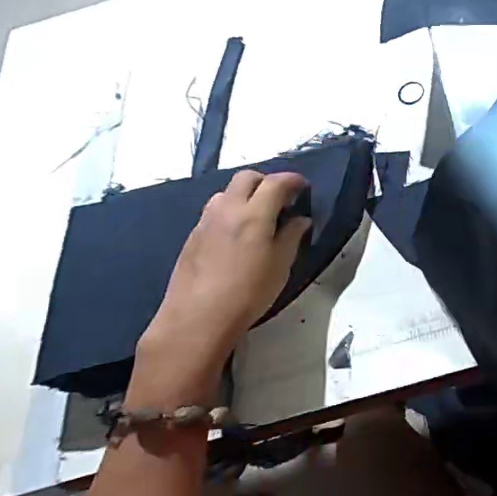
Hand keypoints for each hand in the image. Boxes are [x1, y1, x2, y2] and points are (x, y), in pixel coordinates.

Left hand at [132, 171, 312, 404]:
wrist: (197, 317)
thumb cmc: (247, 293)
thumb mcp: (281, 266)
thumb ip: (292, 236)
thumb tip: (299, 219)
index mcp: (253, 214)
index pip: (276, 182)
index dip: (293, 180)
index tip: (304, 188)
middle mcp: (227, 209)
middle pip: (247, 177)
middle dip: (267, 182)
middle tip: (282, 200)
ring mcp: (206, 220)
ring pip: (227, 192)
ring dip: (246, 195)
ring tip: (258, 216)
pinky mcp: (192, 235)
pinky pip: (215, 211)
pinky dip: (231, 211)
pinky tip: (237, 235)